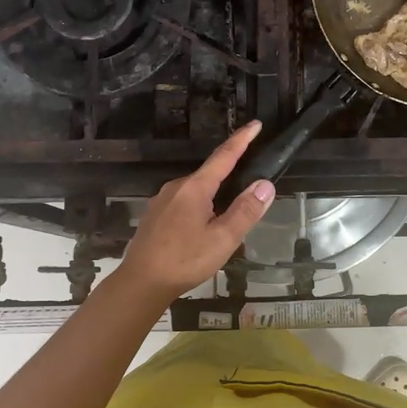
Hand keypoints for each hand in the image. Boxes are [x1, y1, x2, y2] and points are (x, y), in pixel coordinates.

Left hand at [115, 121, 276, 299]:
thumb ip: (245, 211)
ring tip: (229, 214)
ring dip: (214, 195)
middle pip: (209, 173)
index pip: (224, 156)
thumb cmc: (184, 260)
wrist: (141, 283)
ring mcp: (162, 201)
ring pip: (196, 190)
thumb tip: (265, 184)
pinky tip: (203, 227)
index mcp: (195, 188)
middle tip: (250, 183)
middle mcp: (176, 187)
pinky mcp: (155, 216)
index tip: (255, 124)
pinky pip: (183, 203)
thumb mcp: (223, 239)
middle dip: (230, 173)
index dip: (242, 140)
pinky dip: (200, 206)